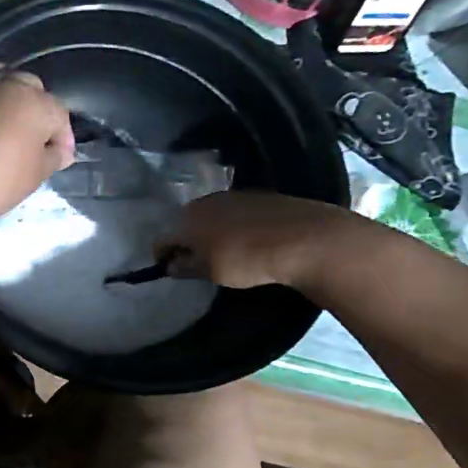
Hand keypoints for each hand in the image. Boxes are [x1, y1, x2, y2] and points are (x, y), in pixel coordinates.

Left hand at [0, 65, 74, 232]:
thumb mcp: (34, 176)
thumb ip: (53, 157)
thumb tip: (60, 151)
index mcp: (35, 102)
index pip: (58, 114)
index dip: (62, 137)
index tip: (60, 156)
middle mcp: (6, 81)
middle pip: (30, 89)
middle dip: (36, 110)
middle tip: (32, 139)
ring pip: (0, 78)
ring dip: (6, 96)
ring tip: (3, 122)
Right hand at [159, 191, 358, 289]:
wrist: (305, 238)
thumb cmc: (248, 259)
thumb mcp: (211, 272)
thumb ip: (186, 267)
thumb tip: (170, 265)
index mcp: (188, 219)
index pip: (163, 238)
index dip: (162, 255)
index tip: (168, 269)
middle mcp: (205, 201)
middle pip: (185, 222)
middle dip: (186, 240)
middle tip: (195, 260)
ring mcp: (234, 196)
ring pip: (211, 215)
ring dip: (209, 232)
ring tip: (221, 251)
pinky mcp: (259, 196)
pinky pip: (235, 213)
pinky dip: (232, 226)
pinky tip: (246, 240)